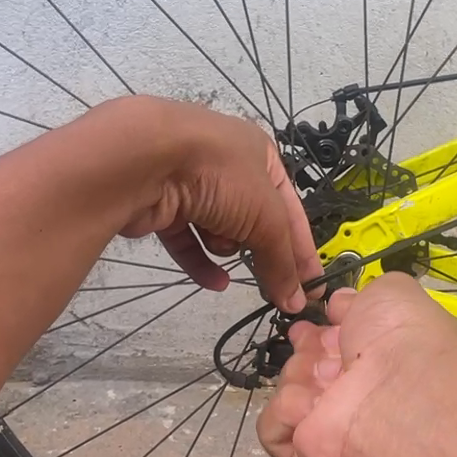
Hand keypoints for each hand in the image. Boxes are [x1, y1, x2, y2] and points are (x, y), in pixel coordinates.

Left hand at [109, 97, 323, 313]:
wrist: (144, 159)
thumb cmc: (219, 173)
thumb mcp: (266, 216)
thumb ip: (282, 260)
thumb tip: (296, 300)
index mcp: (261, 156)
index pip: (291, 210)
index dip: (303, 250)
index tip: (312, 287)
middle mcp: (228, 167)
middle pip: (255, 222)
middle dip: (262, 250)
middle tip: (275, 289)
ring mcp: (192, 185)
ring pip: (220, 231)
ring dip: (226, 245)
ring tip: (224, 246)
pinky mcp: (163, 205)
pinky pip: (187, 241)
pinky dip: (200, 261)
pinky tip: (215, 282)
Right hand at [256, 273, 456, 456]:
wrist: (401, 400)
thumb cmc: (404, 343)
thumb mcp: (393, 295)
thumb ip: (361, 298)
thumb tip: (340, 304)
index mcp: (377, 365)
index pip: (331, 349)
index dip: (315, 334)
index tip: (307, 326)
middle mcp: (356, 400)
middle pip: (305, 367)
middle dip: (307, 353)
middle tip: (320, 352)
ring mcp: (332, 434)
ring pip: (288, 391)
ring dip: (300, 379)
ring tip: (327, 385)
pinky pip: (273, 428)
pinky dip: (287, 414)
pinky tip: (312, 412)